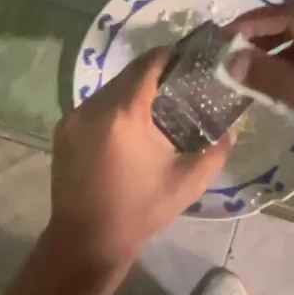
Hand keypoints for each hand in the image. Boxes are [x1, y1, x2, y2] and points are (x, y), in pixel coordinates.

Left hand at [50, 47, 232, 262]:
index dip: (169, 55)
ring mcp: (73, 118)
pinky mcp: (63, 131)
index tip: (188, 54)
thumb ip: (215, 150)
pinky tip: (129, 125)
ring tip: (156, 103)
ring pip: (107, 90)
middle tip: (178, 79)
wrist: (87, 240)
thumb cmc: (139, 211)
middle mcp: (93, 107)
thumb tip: (230, 130)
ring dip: (130, 90)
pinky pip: (92, 107)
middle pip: (126, 75)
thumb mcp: (187, 181)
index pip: (148, 65)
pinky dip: (112, 108)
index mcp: (124, 114)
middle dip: (152, 72)